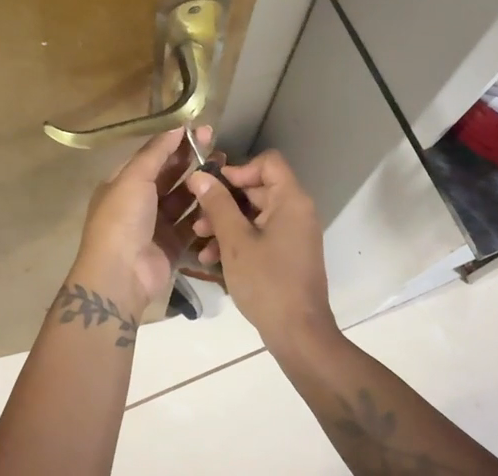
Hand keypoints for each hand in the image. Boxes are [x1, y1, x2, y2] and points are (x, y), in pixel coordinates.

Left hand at [70, 126, 208, 314]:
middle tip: (218, 148)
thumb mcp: (134, 178)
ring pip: (183, 199)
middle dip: (191, 161)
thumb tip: (176, 125)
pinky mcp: (172, 245)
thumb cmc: (122, 219)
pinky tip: (220, 199)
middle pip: (169, 176)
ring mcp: (156, 225)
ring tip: (225, 170)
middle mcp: (139, 201)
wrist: (120, 276)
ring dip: (201, 185)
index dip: (175, 142)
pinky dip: (204, 213)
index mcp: (123, 182)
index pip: (152, 156)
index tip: (201, 131)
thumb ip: (156, 152)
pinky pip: (191, 224)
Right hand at [186, 149, 334, 350]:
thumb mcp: (235, 241)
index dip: (239, 169)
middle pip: (258, 189)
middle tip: (198, 217)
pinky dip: (238, 241)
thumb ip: (217, 204)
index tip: (214, 187)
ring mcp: (294, 234)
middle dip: (225, 201)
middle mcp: (297, 211)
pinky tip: (211, 259)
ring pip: (255, 215)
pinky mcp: (288, 255)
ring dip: (226, 223)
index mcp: (291, 200)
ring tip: (200, 240)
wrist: (299, 334)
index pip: (268, 163)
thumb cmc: (267, 281)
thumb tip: (200, 176)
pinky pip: (261, 235)